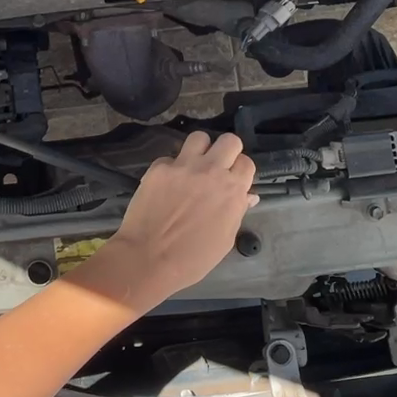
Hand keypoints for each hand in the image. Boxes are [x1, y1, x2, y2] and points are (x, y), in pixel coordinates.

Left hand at [93, 131, 257, 306]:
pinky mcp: (159, 167)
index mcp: (232, 190)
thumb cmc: (193, 258)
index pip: (246, 162)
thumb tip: (247, 195)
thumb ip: (236, 210)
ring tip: (193, 166)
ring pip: (198, 137)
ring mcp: (183, 166)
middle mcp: (210, 171)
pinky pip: (170, 157)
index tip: (233, 178)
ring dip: (200, 149)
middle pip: (229, 140)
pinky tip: (166, 184)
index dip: (240, 170)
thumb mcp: (225, 239)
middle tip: (217, 166)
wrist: (149, 257)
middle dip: (226, 151)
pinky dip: (171, 168)